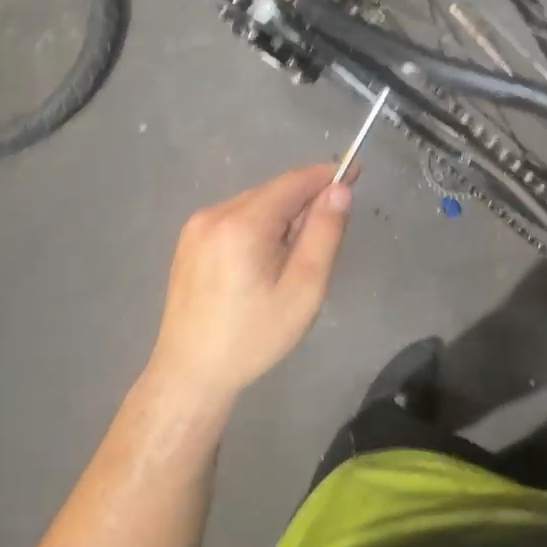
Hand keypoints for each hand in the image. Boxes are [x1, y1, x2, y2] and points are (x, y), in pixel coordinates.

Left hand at [149, 164, 354, 399]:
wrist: (191, 373)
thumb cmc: (254, 336)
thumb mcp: (305, 288)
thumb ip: (324, 232)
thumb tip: (340, 189)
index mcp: (243, 224)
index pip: (295, 181)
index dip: (329, 175)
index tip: (356, 173)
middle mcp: (215, 214)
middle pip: (276, 192)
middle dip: (306, 203)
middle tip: (326, 243)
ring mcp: (197, 226)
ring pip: (257, 204)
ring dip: (284, 217)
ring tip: (292, 262)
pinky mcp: (190, 241)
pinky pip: (237, 218)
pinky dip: (261, 227)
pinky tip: (265, 263)